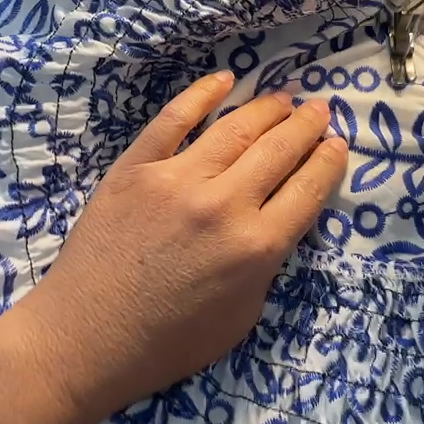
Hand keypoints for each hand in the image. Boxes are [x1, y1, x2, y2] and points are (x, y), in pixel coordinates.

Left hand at [7, 71, 347, 421]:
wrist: (85, 340)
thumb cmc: (168, 342)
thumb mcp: (242, 318)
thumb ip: (266, 265)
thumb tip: (273, 219)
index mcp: (256, 248)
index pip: (308, 190)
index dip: (328, 162)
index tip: (337, 144)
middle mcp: (224, 205)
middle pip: (279, 151)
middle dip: (307, 127)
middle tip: (320, 110)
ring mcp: (177, 179)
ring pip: (235, 129)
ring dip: (267, 108)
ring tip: (284, 98)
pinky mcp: (136, 167)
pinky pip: (174, 119)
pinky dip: (201, 94)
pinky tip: (225, 80)